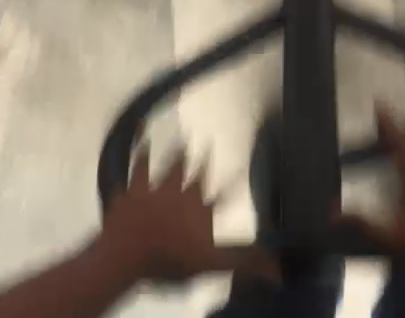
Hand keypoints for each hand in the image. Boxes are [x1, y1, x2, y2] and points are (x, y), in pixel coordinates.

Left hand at [96, 146, 271, 284]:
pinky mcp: (133, 189)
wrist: (128, 251)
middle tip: (207, 141)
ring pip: (169, 166)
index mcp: (199, 209)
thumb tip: (277, 266)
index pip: (222, 195)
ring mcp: (156, 188)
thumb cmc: (170, 259)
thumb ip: (241, 261)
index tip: (242, 168)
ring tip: (181, 138)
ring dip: (176, 152)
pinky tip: (142, 140)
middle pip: (194, 173)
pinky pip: (137, 166)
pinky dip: (141, 152)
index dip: (233, 182)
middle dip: (201, 158)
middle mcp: (181, 192)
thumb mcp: (210, 264)